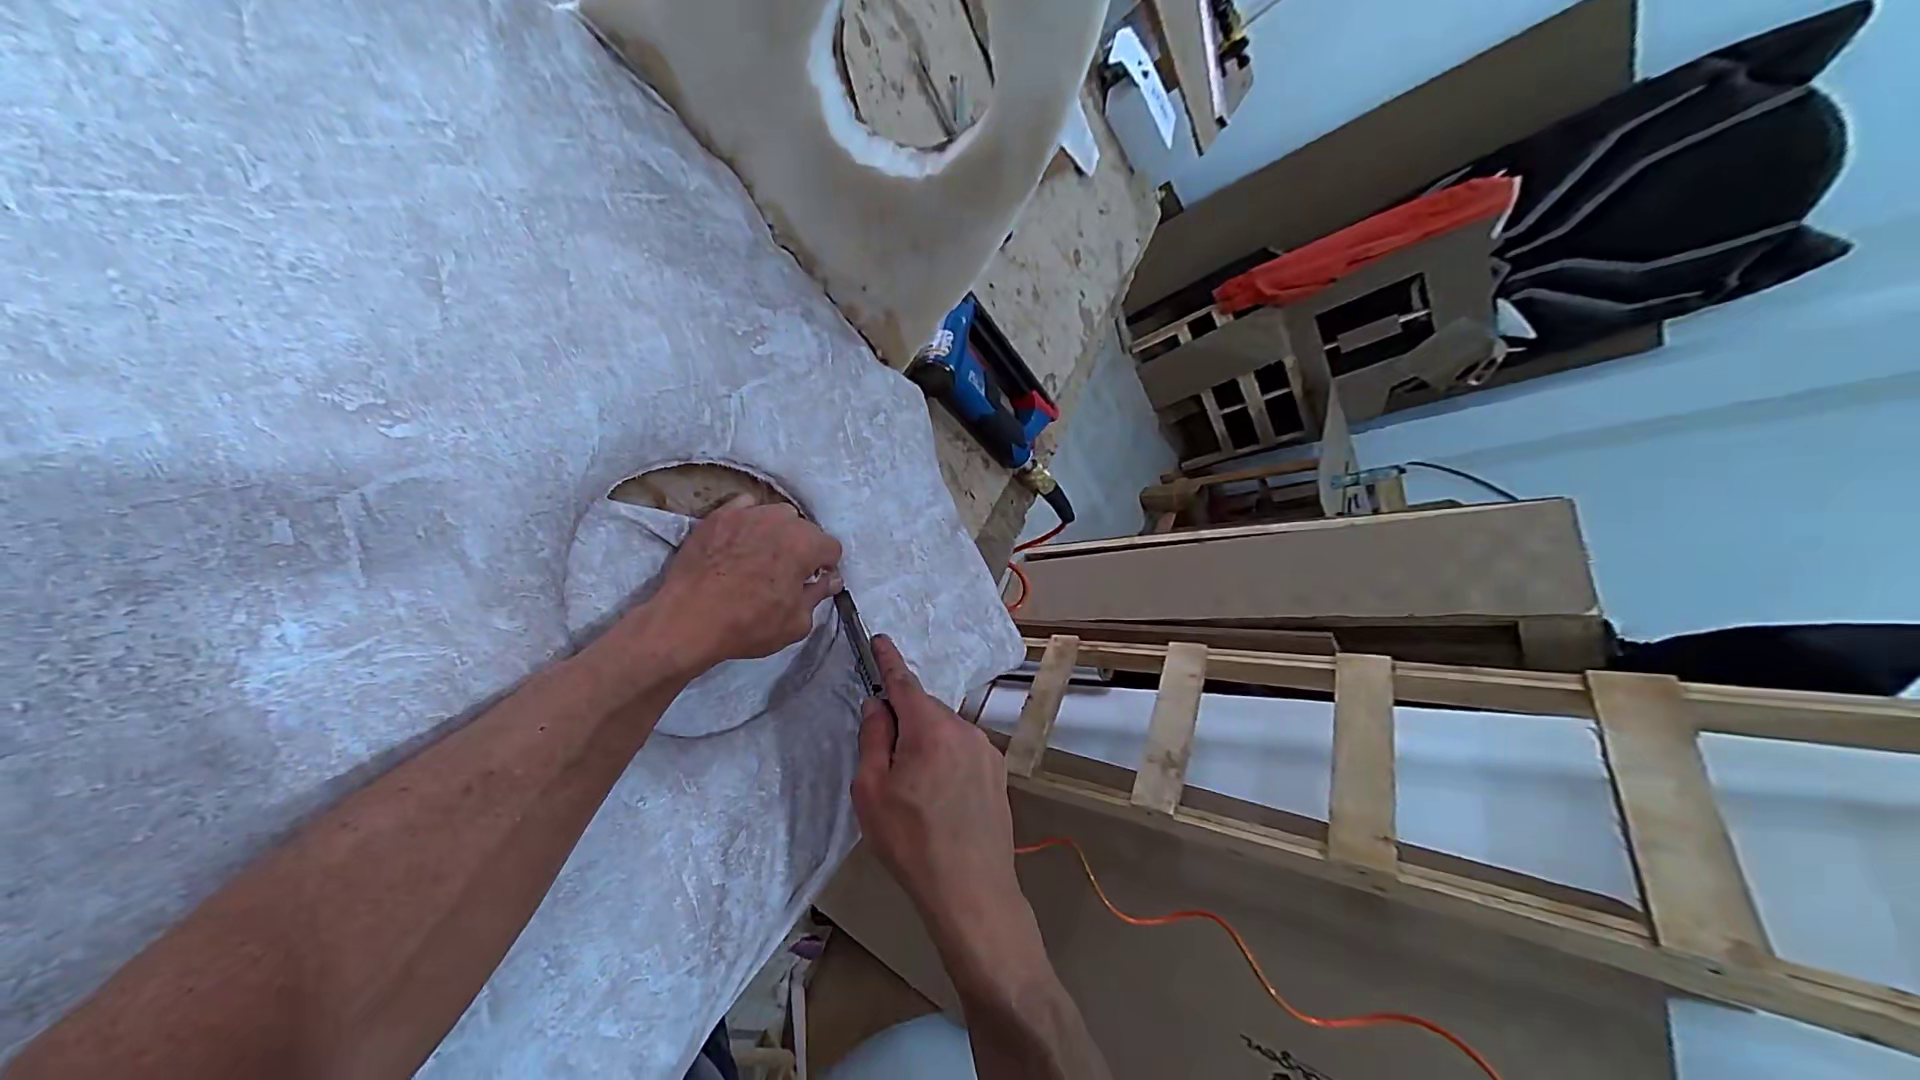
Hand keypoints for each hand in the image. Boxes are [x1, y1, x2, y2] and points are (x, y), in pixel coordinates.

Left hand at [643, 495, 842, 675]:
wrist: (689, 619)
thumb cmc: (749, 624)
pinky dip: (749, 519)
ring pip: (776, 514)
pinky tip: (741, 539)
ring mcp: (747, 513)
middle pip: (805, 529)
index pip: (831, 548)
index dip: (826, 568)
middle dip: (803, 548)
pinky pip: (745, 506)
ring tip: (762, 555)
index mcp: (806, 544)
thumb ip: (818, 595)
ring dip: (778, 532)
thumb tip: (830, 580)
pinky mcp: (719, 516)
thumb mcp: (796, 622)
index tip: (813, 582)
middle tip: (787, 573)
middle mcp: (780, 520)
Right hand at [851, 636, 1027, 946]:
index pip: (904, 682)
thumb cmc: (911, 842)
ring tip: (914, 790)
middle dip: (904, 720)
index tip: (880, 639)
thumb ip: (873, 738)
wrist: (971, 890)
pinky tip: (939, 797)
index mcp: (931, 729)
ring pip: (945, 731)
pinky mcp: (997, 771)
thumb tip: (878, 705)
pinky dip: (946, 758)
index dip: (888, 660)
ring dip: (926, 743)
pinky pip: (963, 750)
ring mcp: (986, 750)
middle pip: (925, 710)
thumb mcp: (871, 791)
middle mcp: (964, 729)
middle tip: (885, 759)